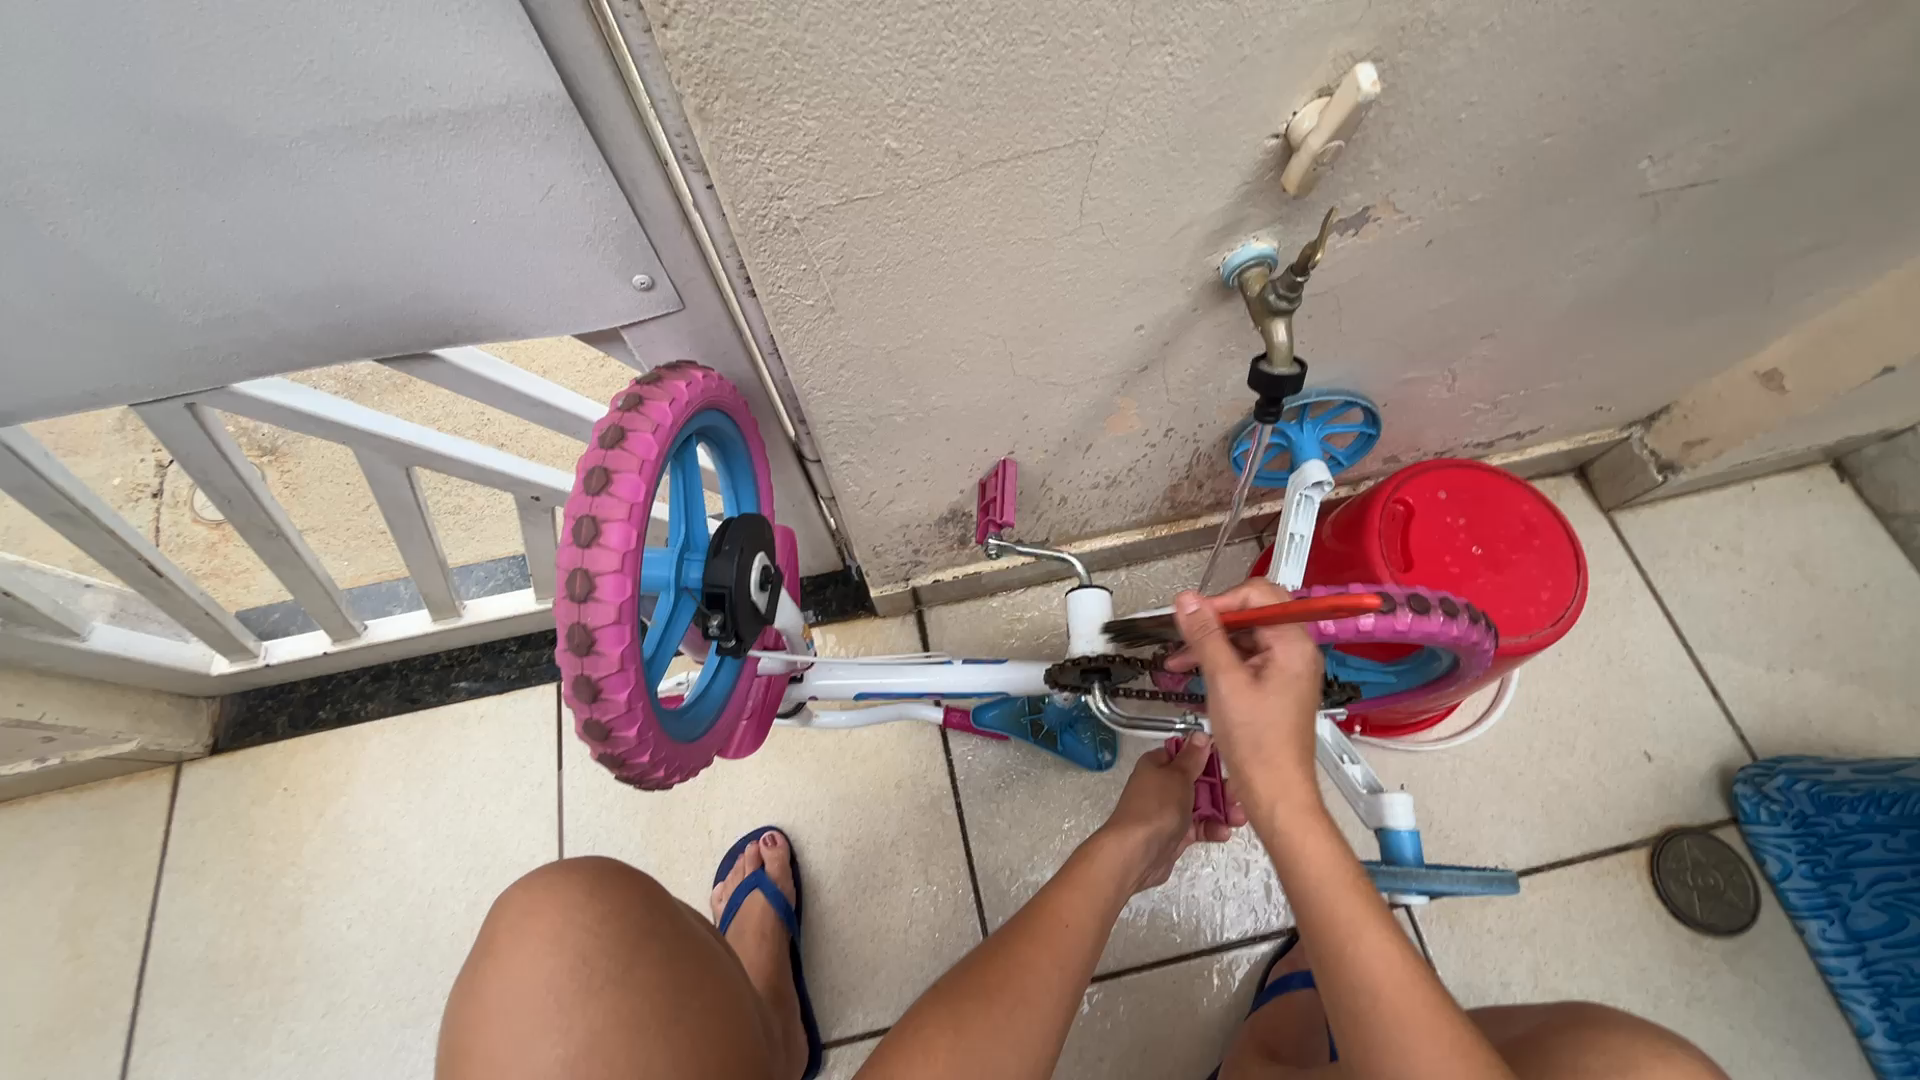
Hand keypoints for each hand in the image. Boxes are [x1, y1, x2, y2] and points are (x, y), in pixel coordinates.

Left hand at [1095, 735, 1245, 893]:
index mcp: (1157, 764)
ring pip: (1202, 805)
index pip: (1184, 753)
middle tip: (1239, 795)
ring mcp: (1169, 810)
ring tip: (1239, 818)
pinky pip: (1199, 826)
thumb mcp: (1177, 776)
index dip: (1206, 756)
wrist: (1137, 852)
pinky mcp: (1176, 833)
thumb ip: (1192, 757)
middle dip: (1221, 787)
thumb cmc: (1157, 806)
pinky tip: (1224, 833)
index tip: (1229, 761)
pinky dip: (1211, 828)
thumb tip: (1200, 734)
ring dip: (1222, 810)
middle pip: (1198, 780)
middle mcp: (1162, 785)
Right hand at [1164, 582, 1323, 817]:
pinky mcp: (1276, 684)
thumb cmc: (1257, 743)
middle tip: (1183, 635)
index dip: (1221, 601)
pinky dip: (1220, 660)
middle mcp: (1296, 650)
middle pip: (1252, 613)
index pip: (1257, 595)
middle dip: (1213, 622)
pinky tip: (1195, 671)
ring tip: (1179, 658)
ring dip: (1211, 642)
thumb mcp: (1223, 680)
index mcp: (1292, 643)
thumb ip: (1206, 635)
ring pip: (1246, 636)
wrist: (1274, 790)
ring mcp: (1287, 667)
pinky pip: (1247, 658)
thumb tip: (1188, 600)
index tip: (1192, 616)